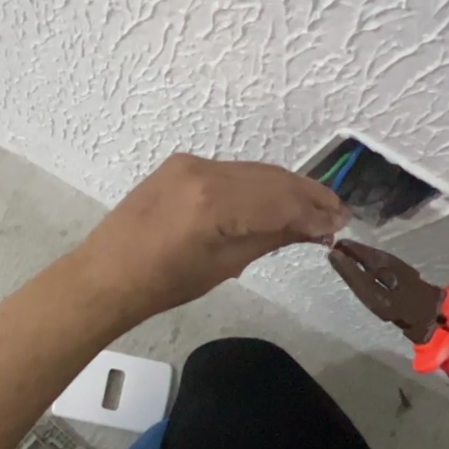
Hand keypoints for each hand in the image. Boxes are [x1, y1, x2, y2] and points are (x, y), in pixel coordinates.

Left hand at [72, 153, 347, 320]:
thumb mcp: (224, 265)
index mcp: (212, 202)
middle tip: (337, 213)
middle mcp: (202, 172)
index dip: (314, 212)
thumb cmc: (163, 284)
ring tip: (314, 208)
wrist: (107, 275)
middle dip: (306, 195)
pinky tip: (275, 199)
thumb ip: (271, 237)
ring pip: (252, 172)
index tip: (341, 223)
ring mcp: (189, 165)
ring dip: (285, 188)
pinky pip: (231, 171)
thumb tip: (314, 228)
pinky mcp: (179, 166)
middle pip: (270, 179)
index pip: (279, 201)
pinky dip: (257, 184)